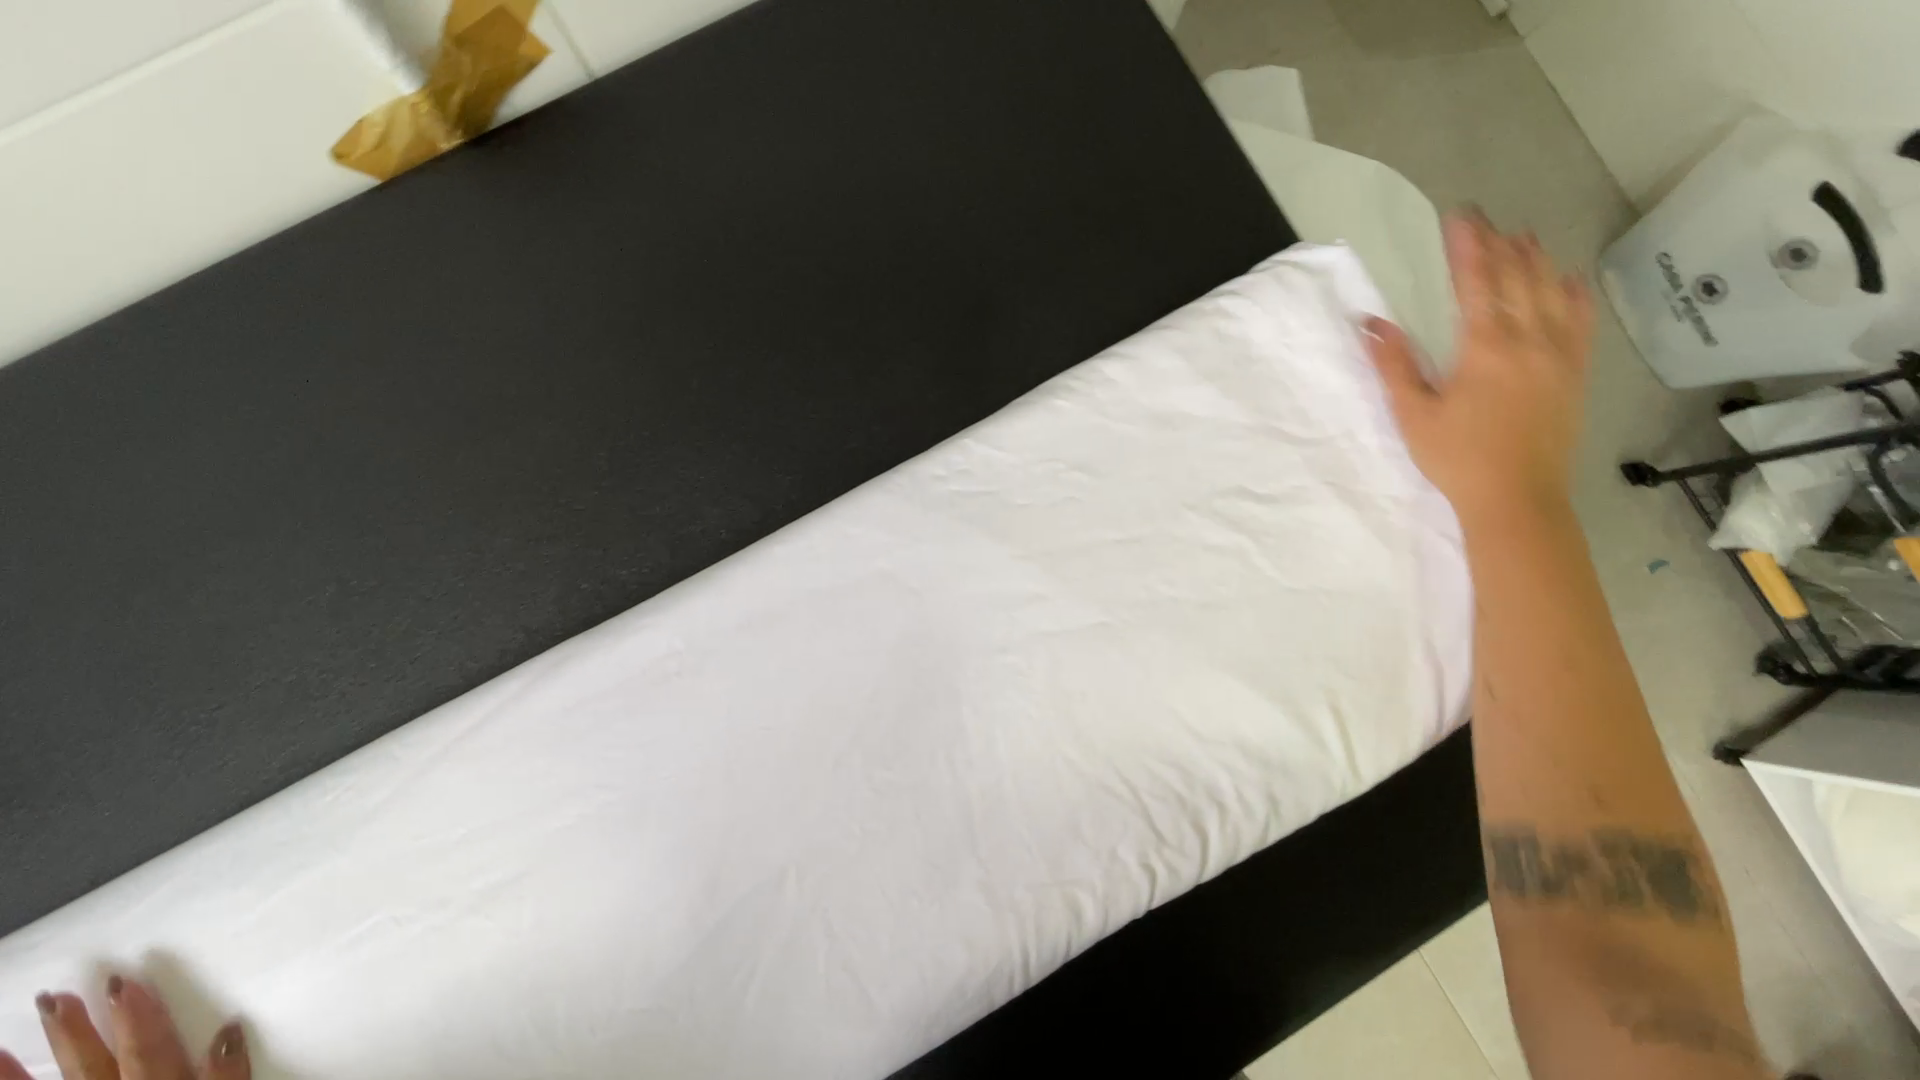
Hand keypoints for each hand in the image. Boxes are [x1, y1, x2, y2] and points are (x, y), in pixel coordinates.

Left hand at [0, 977, 248, 1079]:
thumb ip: (227, 1074)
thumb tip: (231, 1028)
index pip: (148, 1050)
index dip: (139, 1018)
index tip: (128, 983)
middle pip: (97, 1065)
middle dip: (78, 1031)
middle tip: (57, 996)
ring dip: (48, 1053)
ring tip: (24, 1022)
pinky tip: (2, 1058)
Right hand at [1363, 209, 1594, 526]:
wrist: (1517, 499)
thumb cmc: (1457, 459)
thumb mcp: (1413, 415)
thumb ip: (1394, 365)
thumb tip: (1371, 323)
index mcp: (1484, 349)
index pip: (1476, 283)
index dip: (1468, 247)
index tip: (1460, 217)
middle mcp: (1529, 341)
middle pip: (1517, 279)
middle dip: (1501, 245)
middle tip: (1487, 220)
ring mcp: (1560, 355)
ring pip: (1552, 293)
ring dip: (1536, 261)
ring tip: (1525, 236)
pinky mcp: (1576, 373)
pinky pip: (1581, 321)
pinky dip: (1573, 293)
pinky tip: (1568, 279)